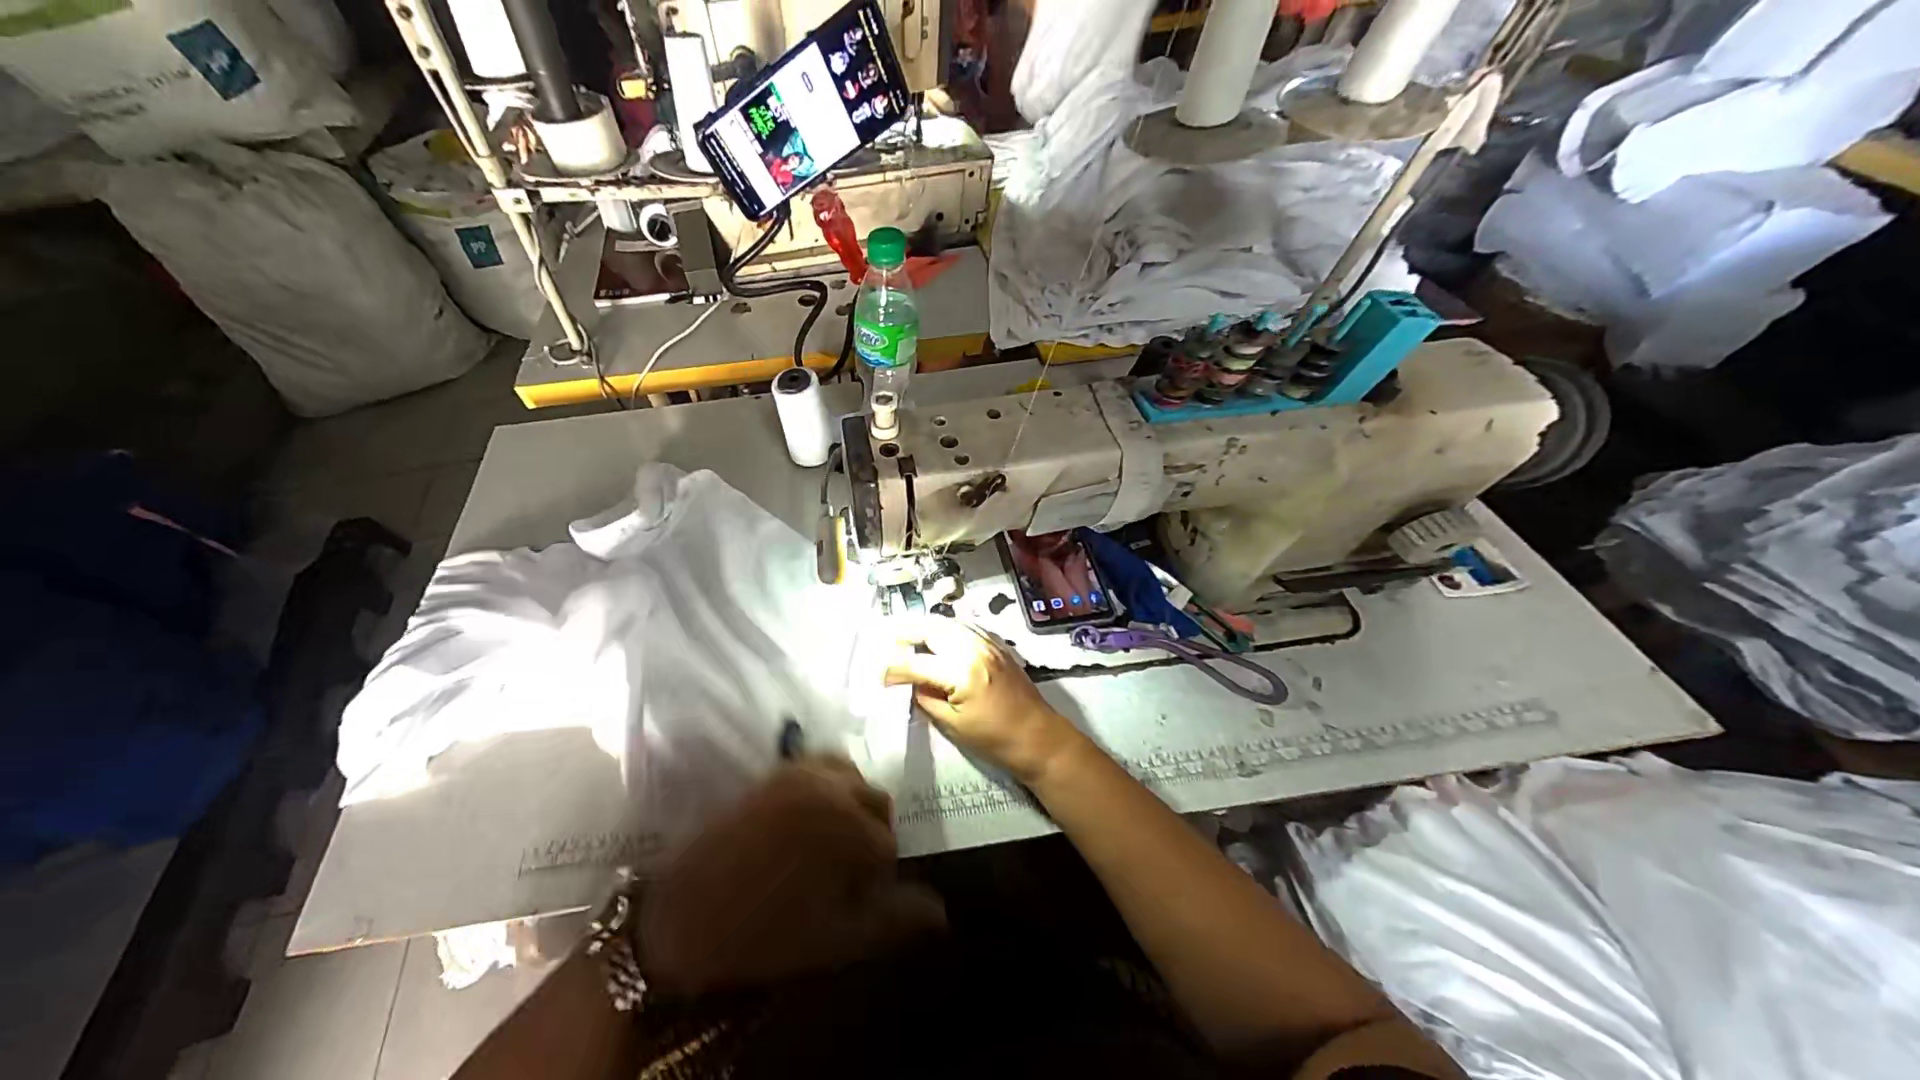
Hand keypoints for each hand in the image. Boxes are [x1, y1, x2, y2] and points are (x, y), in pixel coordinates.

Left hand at [639, 759, 944, 993]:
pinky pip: (819, 763)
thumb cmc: (763, 933)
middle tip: (847, 875)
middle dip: (872, 836)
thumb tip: (941, 911)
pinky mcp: (774, 772)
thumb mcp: (836, 939)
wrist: (682, 914)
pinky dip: (830, 782)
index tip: (855, 901)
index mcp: (851, 829)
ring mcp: (800, 774)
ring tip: (833, 840)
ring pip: (853, 777)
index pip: (890, 847)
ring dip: (855, 804)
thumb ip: (894, 920)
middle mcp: (832, 789)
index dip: (877, 879)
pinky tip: (813, 813)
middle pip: (877, 803)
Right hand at [883, 617, 1088, 783]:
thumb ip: (926, 699)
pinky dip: (947, 629)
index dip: (894, 669)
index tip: (880, 676)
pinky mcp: (997, 646)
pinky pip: (966, 627)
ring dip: (925, 627)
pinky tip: (938, 639)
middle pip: (931, 628)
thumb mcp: (952, 725)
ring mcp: (987, 643)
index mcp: (960, 671)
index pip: (916, 662)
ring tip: (907, 638)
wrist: (1038, 737)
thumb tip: (909, 684)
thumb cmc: (994, 738)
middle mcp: (972, 648)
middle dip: (905, 633)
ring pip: (948, 623)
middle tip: (887, 643)